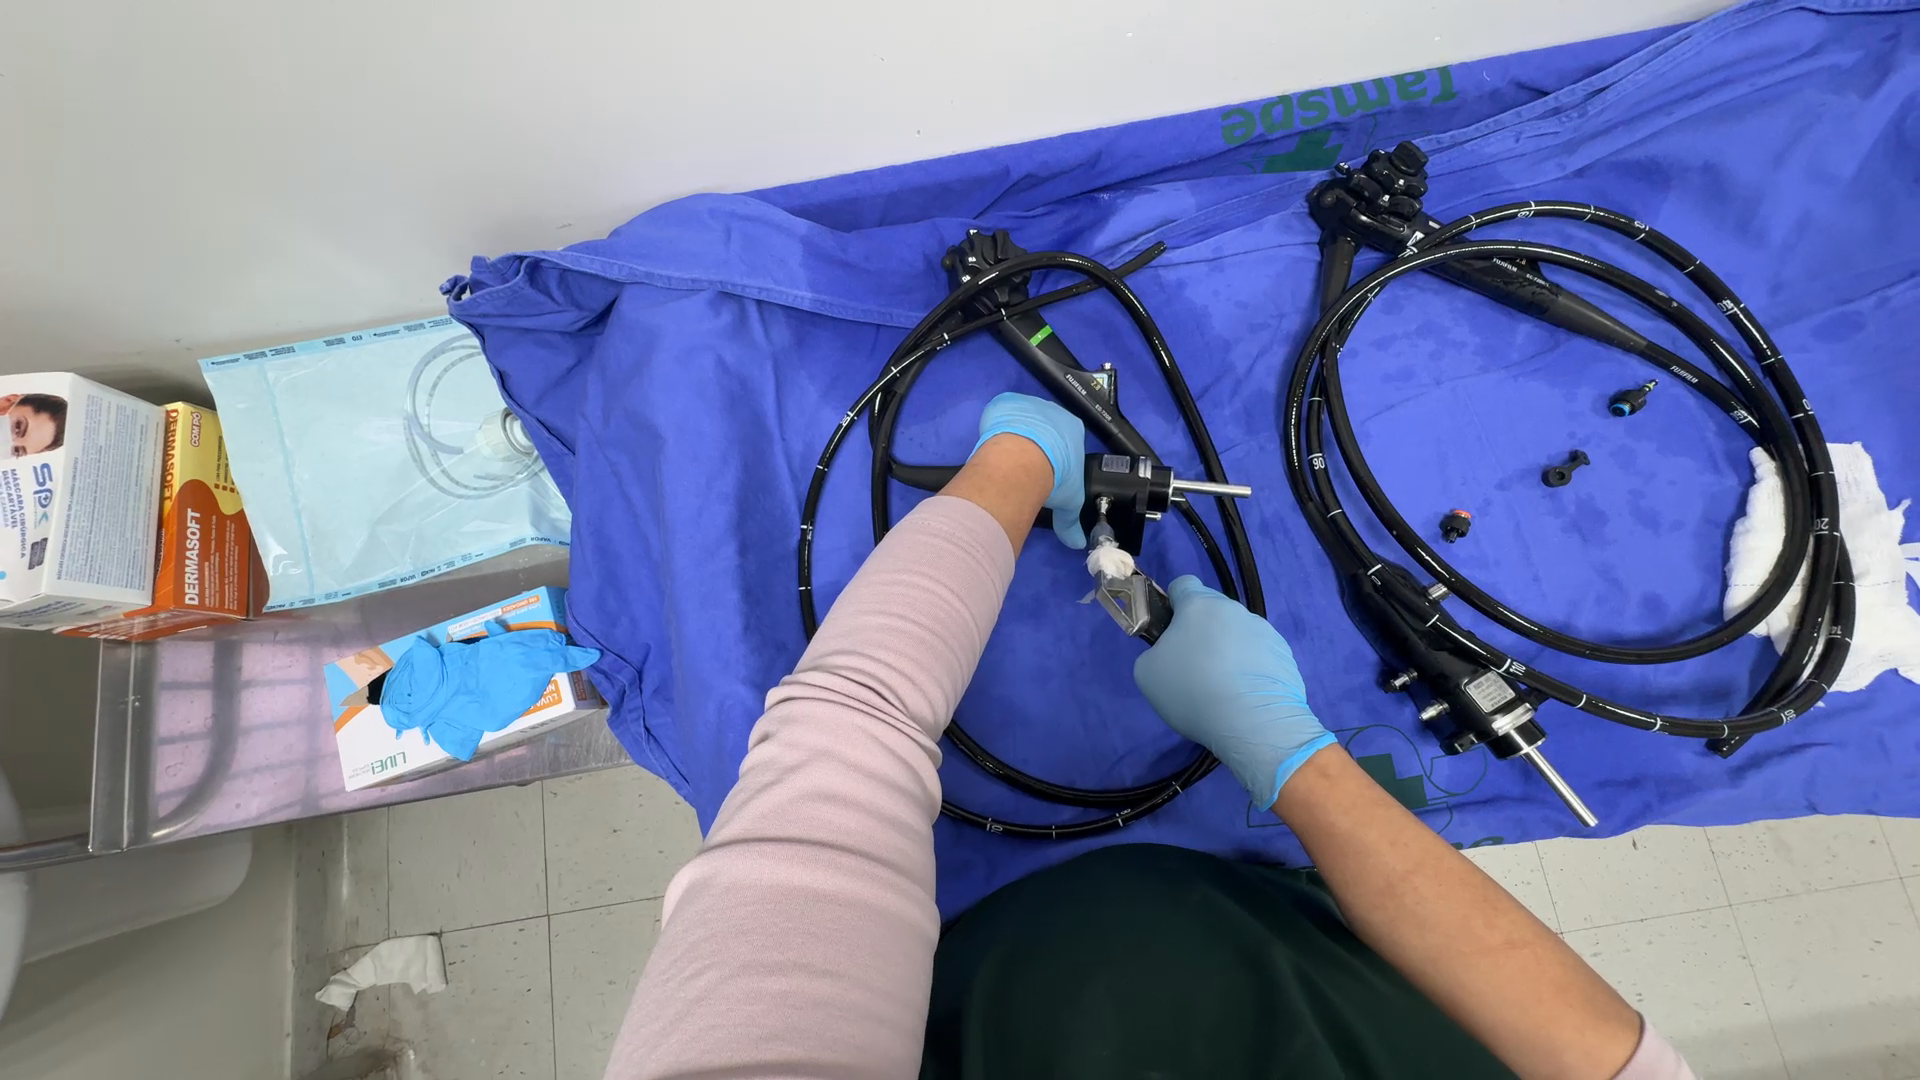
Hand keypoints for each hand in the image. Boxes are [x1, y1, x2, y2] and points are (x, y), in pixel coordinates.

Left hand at [972, 392, 1086, 548]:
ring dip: (1015, 434)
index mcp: (1073, 428)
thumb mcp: (1069, 501)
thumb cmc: (1053, 476)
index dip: (1058, 453)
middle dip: (1036, 444)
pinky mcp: (1004, 403)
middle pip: (1045, 426)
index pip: (1068, 438)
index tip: (1048, 467)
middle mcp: (1053, 411)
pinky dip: (996, 423)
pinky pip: (1000, 412)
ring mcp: (1027, 404)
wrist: (1021, 460)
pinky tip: (993, 441)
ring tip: (1006, 457)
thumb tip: (1077, 543)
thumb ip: (1071, 521)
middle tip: (1025, 466)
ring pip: (1021, 419)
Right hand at [1133, 576, 1336, 808]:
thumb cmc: (1192, 690)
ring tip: (1222, 687)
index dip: (1173, 605)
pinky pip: (1259, 654)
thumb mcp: (1147, 672)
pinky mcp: (1285, 655)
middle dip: (1201, 630)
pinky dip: (1250, 668)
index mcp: (1199, 604)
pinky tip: (1244, 695)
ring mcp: (1265, 631)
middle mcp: (1234, 609)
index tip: (1170, 631)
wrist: (1254, 723)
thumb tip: (1173, 651)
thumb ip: (1156, 650)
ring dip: (1227, 649)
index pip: (1182, 584)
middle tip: (1192, 666)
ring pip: (1237, 632)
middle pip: (1212, 610)